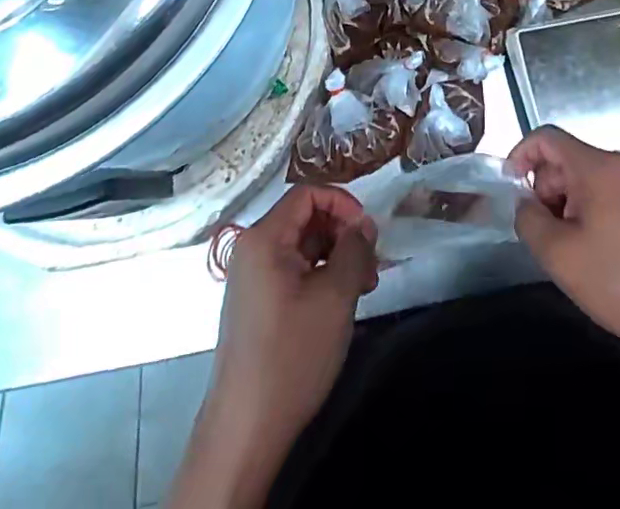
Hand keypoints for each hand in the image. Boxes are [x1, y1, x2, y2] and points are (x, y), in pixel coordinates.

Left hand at [204, 185, 378, 448]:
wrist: (246, 425)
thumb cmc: (292, 354)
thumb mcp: (335, 297)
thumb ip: (354, 250)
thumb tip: (364, 224)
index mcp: (264, 239)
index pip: (306, 193)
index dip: (343, 203)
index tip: (369, 232)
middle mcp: (253, 250)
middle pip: (304, 218)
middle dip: (343, 233)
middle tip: (373, 265)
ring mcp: (253, 278)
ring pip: (303, 247)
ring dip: (337, 257)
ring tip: (365, 287)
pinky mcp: (258, 302)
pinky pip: (294, 271)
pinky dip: (321, 277)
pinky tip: (343, 302)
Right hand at [508, 126, 619, 364]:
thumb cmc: (618, 280)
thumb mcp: (556, 252)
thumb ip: (527, 218)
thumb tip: (525, 204)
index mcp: (597, 167)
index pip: (546, 137)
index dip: (519, 156)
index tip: (510, 190)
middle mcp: (619, 167)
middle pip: (564, 159)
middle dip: (543, 189)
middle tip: (542, 231)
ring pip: (582, 180)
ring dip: (562, 206)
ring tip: (566, 248)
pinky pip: (602, 196)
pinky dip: (584, 214)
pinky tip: (589, 252)